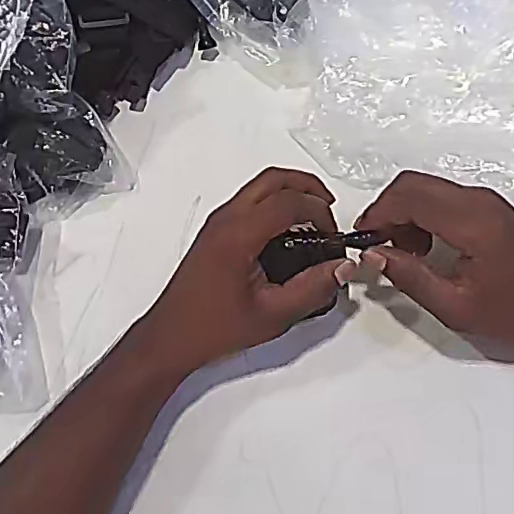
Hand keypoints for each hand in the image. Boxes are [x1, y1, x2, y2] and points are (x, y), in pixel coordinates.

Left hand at [127, 168, 349, 377]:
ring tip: (314, 218)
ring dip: (290, 193)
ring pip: (260, 187)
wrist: (173, 334)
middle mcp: (225, 220)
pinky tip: (290, 230)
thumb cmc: (210, 326)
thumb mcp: (273, 314)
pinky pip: (249, 200)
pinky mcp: (216, 230)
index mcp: (237, 235)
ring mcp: (218, 223)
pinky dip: (275, 203)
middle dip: (307, 187)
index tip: (332, 233)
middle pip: (273, 179)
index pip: (287, 202)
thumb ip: (313, 288)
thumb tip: (340, 268)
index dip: (318, 211)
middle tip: (329, 209)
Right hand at [356, 171, 513, 357]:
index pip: (408, 197)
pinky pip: (438, 196)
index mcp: (472, 223)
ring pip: (423, 187)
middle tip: (378, 244)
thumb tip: (373, 254)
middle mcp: (478, 201)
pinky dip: (419, 213)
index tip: (365, 240)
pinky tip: (422, 244)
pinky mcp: (484, 206)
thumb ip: (409, 277)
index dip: (378, 215)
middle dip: (386, 211)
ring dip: (402, 212)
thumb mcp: (455, 307)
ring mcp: (483, 200)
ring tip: (403, 250)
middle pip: (411, 184)